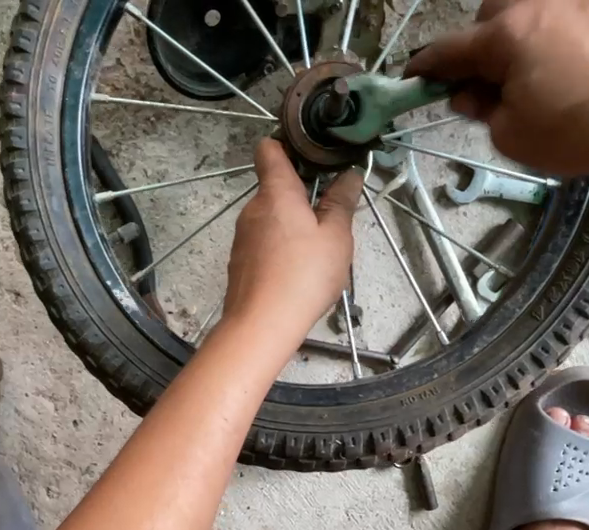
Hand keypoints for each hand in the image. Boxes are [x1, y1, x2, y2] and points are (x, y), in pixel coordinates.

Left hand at [219, 139, 362, 340]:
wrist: (261, 326)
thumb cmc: (303, 277)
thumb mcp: (336, 237)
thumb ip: (341, 203)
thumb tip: (350, 175)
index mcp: (275, 192)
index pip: (269, 149)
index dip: (287, 145)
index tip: (310, 155)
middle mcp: (252, 210)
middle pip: (274, 189)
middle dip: (299, 196)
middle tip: (327, 215)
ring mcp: (242, 239)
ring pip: (269, 220)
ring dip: (291, 227)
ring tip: (315, 251)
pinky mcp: (239, 265)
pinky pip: (262, 246)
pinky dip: (278, 251)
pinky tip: (296, 273)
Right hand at [407, 0, 588, 177]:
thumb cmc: (577, 132)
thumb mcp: (513, 136)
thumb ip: (483, 109)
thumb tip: (466, 93)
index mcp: (507, 38)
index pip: (451, 51)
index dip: (427, 67)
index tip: (414, 76)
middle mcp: (541, 1)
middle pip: (493, 11)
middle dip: (484, 40)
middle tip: (492, 77)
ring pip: (534, 0)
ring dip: (524, 24)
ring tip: (538, 58)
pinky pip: (578, 4)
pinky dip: (567, 21)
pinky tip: (579, 47)